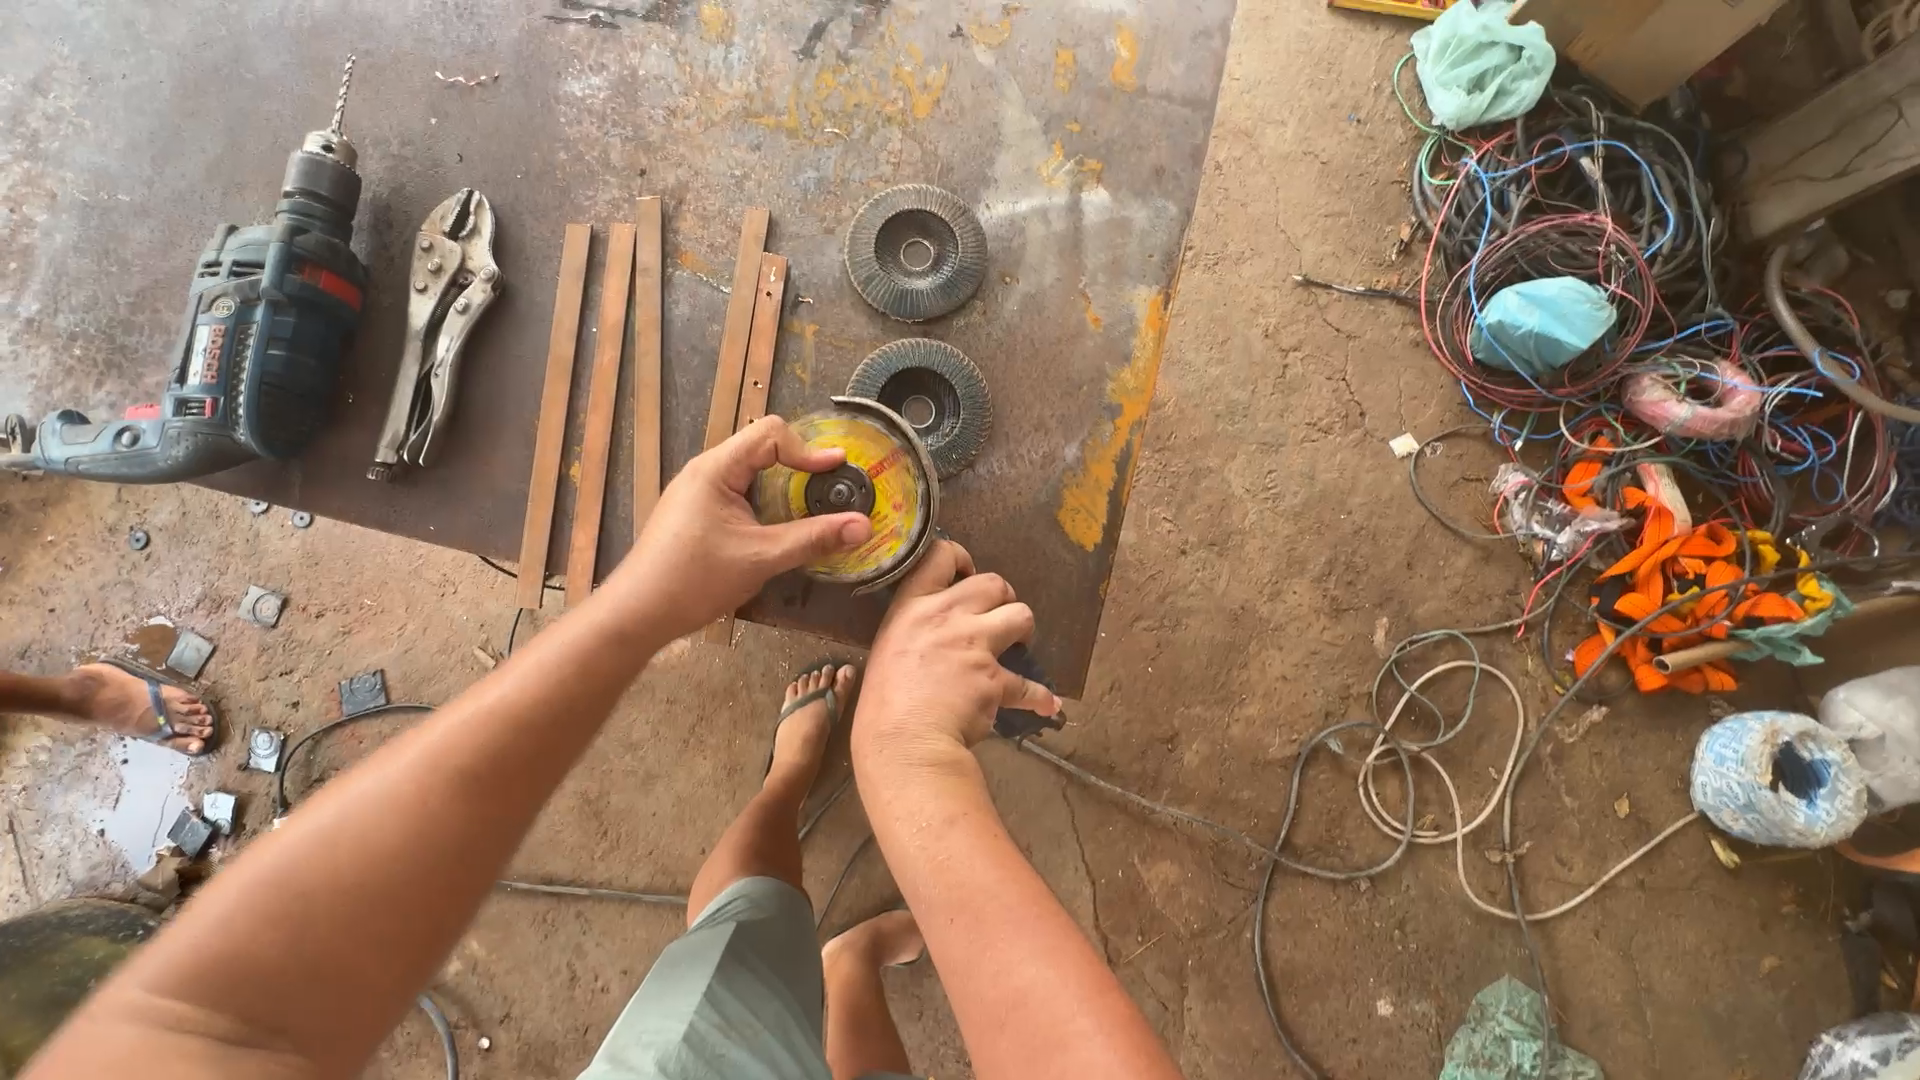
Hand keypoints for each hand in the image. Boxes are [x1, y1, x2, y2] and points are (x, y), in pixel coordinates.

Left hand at [607, 416, 872, 639]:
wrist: (638, 613)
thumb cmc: (694, 579)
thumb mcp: (762, 558)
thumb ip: (814, 539)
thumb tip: (864, 526)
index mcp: (716, 469)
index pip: (770, 434)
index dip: (808, 449)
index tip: (837, 470)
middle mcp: (706, 471)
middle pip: (762, 448)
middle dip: (801, 466)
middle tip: (832, 489)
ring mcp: (699, 491)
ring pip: (753, 473)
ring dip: (785, 487)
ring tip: (814, 510)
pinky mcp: (699, 512)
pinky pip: (742, 493)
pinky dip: (769, 503)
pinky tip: (782, 529)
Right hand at [853, 540, 1061, 770]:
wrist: (904, 743)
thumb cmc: (882, 703)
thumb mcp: (887, 647)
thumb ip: (914, 629)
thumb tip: (932, 634)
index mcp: (914, 606)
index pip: (941, 555)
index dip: (961, 558)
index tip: (966, 573)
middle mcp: (948, 617)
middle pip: (993, 582)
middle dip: (1002, 595)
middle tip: (997, 614)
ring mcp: (975, 646)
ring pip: (1021, 615)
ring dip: (1024, 628)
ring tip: (1019, 644)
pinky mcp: (996, 680)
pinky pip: (1030, 686)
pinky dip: (1040, 697)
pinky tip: (1047, 704)